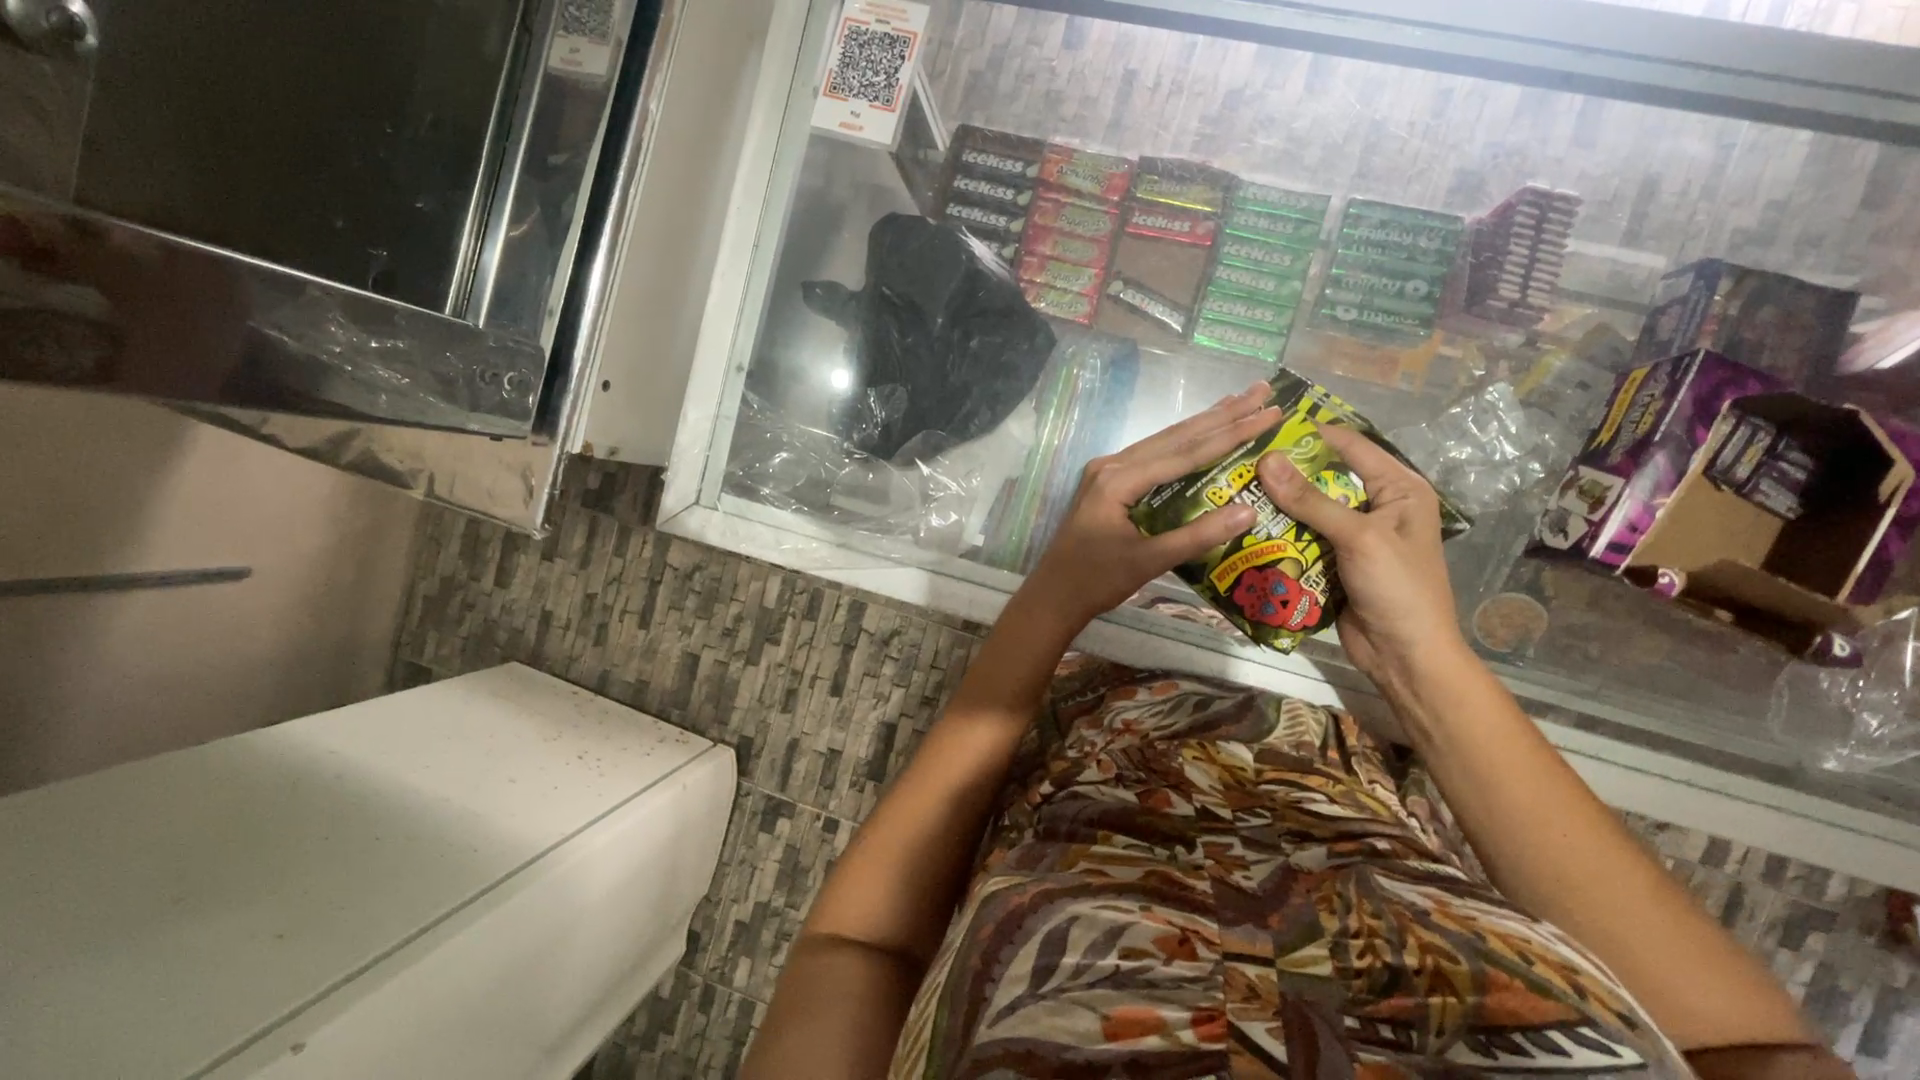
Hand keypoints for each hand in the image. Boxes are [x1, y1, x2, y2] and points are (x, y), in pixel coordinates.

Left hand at [1017, 382, 1282, 633]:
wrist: (1052, 596)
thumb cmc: (1095, 581)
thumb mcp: (1149, 561)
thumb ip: (1197, 536)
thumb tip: (1249, 510)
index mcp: (1119, 480)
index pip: (1186, 452)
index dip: (1231, 433)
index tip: (1269, 412)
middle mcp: (1112, 465)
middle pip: (1176, 436)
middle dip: (1223, 414)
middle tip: (1263, 392)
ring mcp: (1107, 472)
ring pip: (1164, 441)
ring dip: (1204, 423)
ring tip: (1241, 402)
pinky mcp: (1108, 484)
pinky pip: (1152, 455)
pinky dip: (1182, 444)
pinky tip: (1202, 434)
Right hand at [1255, 423, 1469, 689]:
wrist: (1406, 656)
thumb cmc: (1397, 588)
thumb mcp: (1357, 537)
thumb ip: (1311, 500)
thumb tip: (1267, 459)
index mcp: (1400, 489)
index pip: (1352, 447)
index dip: (1312, 434)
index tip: (1266, 428)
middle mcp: (1379, 506)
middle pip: (1326, 478)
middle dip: (1287, 473)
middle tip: (1240, 462)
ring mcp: (1356, 537)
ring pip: (1310, 511)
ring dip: (1278, 506)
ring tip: (1235, 491)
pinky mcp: (1336, 563)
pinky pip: (1304, 540)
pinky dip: (1280, 536)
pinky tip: (1247, 528)